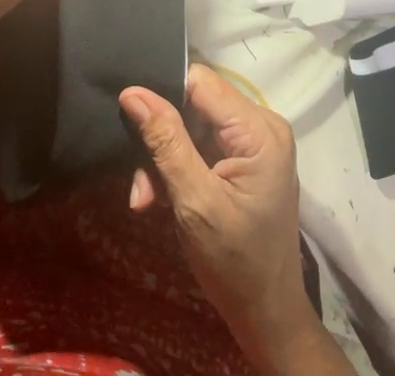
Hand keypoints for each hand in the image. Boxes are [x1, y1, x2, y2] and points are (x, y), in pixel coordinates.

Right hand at [120, 66, 347, 374]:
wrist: (265, 311)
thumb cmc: (235, 261)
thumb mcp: (195, 201)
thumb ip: (166, 142)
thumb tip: (132, 93)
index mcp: (259, 130)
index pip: (201, 82)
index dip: (162, 94)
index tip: (129, 119)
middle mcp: (261, 126)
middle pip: (194, 103)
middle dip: (160, 138)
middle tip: (139, 181)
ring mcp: (252, 144)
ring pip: (190, 126)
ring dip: (163, 160)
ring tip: (145, 198)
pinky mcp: (242, 161)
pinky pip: (199, 146)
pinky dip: (175, 169)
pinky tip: (157, 198)